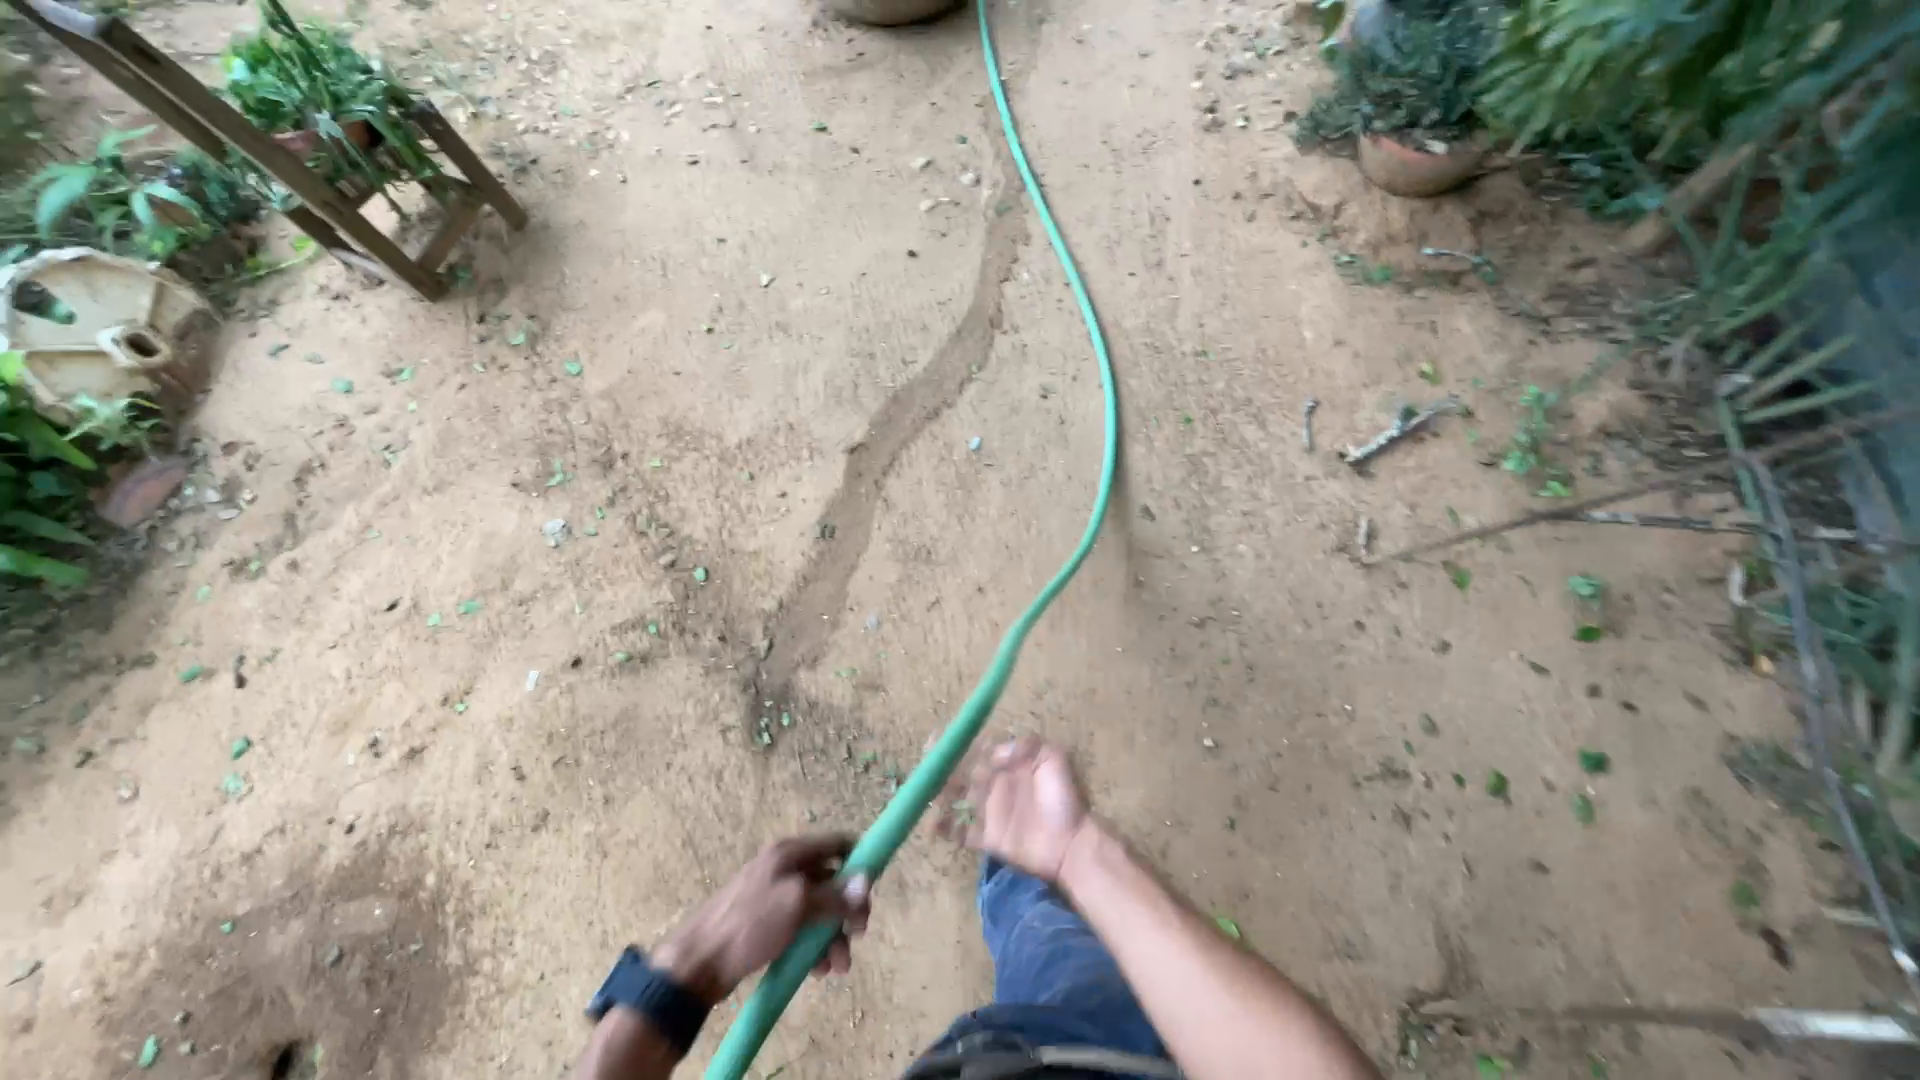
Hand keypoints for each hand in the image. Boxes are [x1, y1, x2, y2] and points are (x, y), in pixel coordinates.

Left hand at [650, 834, 870, 1004]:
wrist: (698, 963)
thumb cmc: (748, 924)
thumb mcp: (796, 904)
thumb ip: (834, 895)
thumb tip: (867, 881)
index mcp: (790, 853)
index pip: (838, 843)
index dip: (859, 862)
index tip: (872, 890)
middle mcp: (786, 869)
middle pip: (833, 882)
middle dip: (848, 910)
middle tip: (857, 935)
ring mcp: (777, 898)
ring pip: (820, 911)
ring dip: (834, 937)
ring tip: (837, 966)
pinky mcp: (770, 926)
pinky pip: (803, 931)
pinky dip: (815, 947)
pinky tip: (818, 969)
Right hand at [934, 735, 1091, 884]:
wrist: (1072, 843)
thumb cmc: (1062, 799)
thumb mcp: (1052, 760)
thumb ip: (1027, 747)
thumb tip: (994, 752)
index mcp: (1006, 765)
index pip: (977, 749)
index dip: (957, 743)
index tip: (939, 739)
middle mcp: (993, 785)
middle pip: (960, 773)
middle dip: (941, 768)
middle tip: (923, 767)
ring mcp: (988, 812)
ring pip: (955, 801)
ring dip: (938, 797)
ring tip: (922, 796)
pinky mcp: (987, 838)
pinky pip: (961, 833)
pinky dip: (945, 829)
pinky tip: (932, 826)